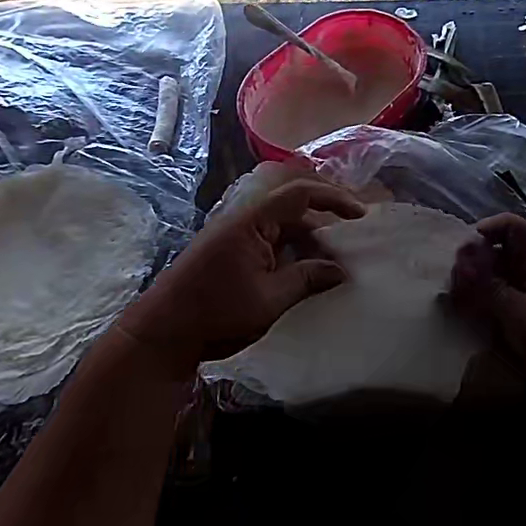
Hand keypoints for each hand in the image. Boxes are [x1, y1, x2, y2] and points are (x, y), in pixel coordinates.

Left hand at [118, 179, 365, 368]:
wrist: (164, 331)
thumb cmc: (216, 313)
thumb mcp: (269, 299)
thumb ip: (306, 279)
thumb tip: (340, 271)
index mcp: (250, 221)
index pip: (298, 193)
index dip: (334, 198)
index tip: (361, 215)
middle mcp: (242, 221)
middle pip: (291, 209)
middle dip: (324, 221)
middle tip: (354, 239)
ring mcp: (234, 238)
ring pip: (281, 228)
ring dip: (308, 241)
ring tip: (337, 262)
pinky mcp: (230, 255)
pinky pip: (268, 244)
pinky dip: (291, 253)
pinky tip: (307, 272)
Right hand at [447, 213, 525, 382]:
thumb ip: (491, 289)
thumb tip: (457, 259)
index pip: (508, 228)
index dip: (479, 235)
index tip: (456, 260)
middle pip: (494, 250)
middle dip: (468, 263)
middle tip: (448, 286)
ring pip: (489, 274)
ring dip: (468, 285)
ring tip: (450, 301)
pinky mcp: (519, 315)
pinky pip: (491, 298)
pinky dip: (474, 303)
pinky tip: (459, 313)